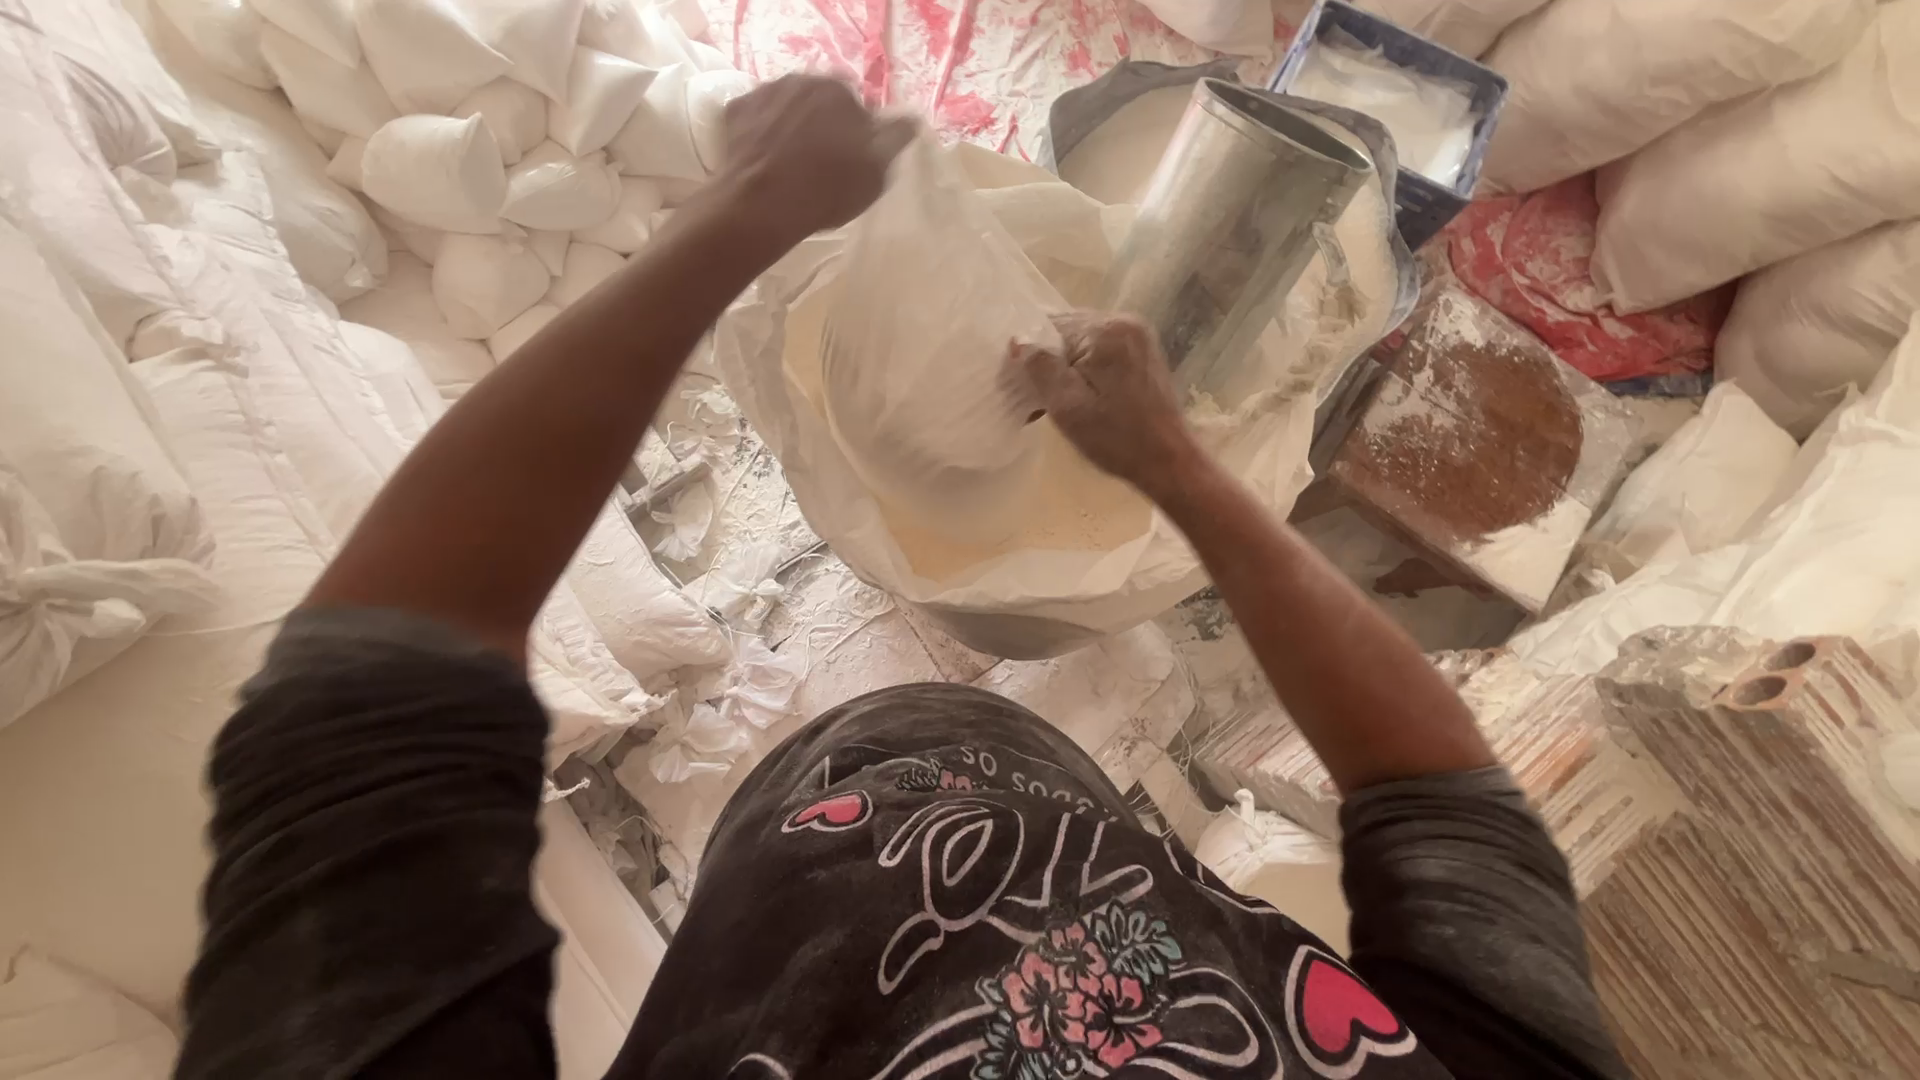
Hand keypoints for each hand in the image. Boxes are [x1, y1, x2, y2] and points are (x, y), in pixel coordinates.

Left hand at [722, 75, 916, 239]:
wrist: (763, 203)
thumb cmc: (827, 189)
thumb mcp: (877, 171)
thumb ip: (895, 139)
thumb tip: (911, 120)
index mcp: (840, 90)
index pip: (858, 107)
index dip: (858, 134)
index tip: (853, 161)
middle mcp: (801, 79)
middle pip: (820, 103)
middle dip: (824, 126)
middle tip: (823, 164)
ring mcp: (764, 92)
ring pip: (788, 108)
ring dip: (793, 128)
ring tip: (794, 165)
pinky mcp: (736, 110)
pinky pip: (757, 119)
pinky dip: (763, 134)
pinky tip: (768, 161)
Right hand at [1008, 312, 1204, 500]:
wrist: (1167, 461)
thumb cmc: (1115, 437)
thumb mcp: (1066, 405)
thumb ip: (1040, 367)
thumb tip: (1019, 341)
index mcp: (1106, 329)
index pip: (1049, 324)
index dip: (1030, 351)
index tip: (1020, 382)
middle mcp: (1125, 322)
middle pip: (1068, 331)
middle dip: (1048, 359)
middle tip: (1035, 395)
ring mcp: (1139, 337)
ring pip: (1084, 344)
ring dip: (1066, 367)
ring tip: (1054, 401)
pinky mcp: (1144, 355)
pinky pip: (1102, 353)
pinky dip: (1086, 371)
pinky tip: (1079, 397)